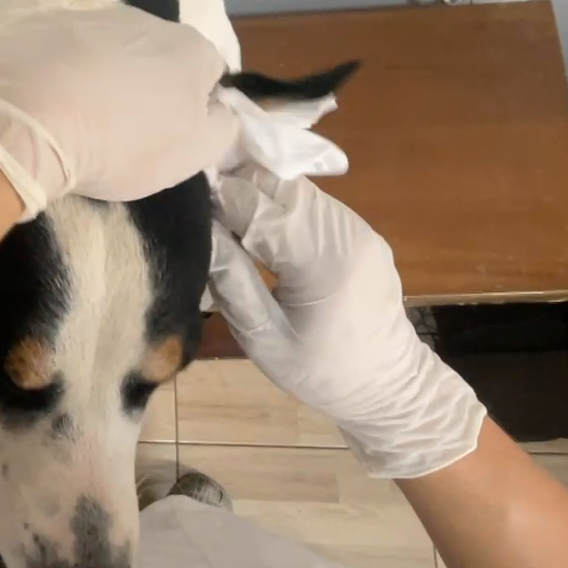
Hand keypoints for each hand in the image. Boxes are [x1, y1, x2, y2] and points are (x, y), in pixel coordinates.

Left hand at [0, 7, 232, 218]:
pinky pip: (60, 49)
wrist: (26, 118)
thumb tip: (220, 110)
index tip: (164, 134)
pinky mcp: (40, 24)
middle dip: (144, 86)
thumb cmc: (119, 144)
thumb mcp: (189, 154)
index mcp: (190, 50)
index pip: (209, 71)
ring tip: (74, 116)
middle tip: (119, 130)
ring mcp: (89, 17)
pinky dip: (57, 71)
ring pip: (106, 48)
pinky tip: (41, 102)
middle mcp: (146, 20)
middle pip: (156, 54)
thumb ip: (220, 129)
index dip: (191, 104)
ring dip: (99, 76)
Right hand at [207, 167, 484, 478]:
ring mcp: (355, 227)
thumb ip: (230, 280)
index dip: (216, 196)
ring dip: (250, 188)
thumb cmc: (321, 373)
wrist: (390, 387)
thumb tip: (199, 229)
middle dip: (231, 181)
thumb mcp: (263, 338)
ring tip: (212, 205)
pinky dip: (272, 200)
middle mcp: (345, 232)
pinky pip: (307, 200)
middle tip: (189, 193)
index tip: (177, 192)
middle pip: (278, 184)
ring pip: (292, 185)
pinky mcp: (356, 230)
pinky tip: (246, 217)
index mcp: (323, 262)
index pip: (258, 208)